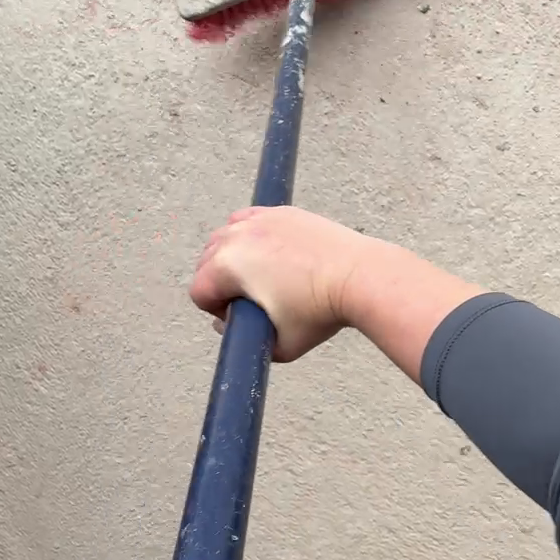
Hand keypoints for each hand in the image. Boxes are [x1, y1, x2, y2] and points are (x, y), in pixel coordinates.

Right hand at [189, 206, 377, 361]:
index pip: (200, 291)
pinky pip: (251, 220)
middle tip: (249, 301)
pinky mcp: (284, 213)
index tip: (237, 318)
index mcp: (228, 266)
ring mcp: (262, 219)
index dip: (214, 311)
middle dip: (221, 283)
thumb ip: (248, 344)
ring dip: (233, 257)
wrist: (360, 277)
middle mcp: (238, 236)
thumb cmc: (322, 310)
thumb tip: (232, 328)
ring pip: (227, 237)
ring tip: (259, 277)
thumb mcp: (282, 346)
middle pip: (207, 261)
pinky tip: (270, 253)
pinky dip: (252, 235)